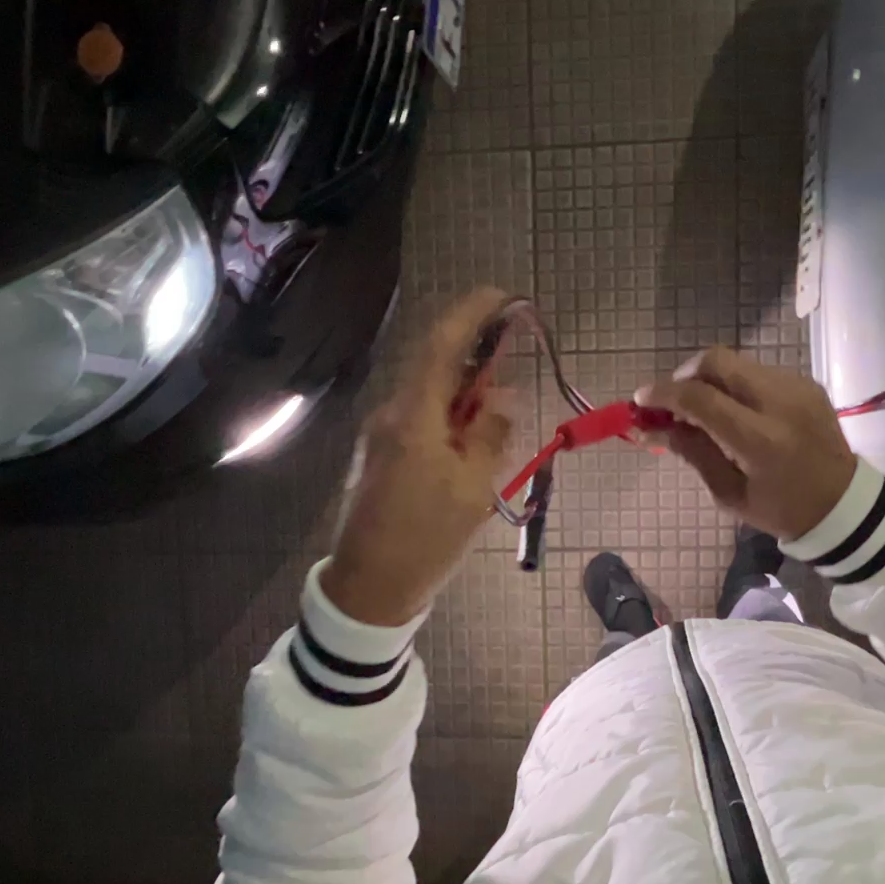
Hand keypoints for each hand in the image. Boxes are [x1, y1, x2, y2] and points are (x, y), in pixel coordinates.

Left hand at [321, 288, 518, 625]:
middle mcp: (392, 414)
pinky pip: (423, 423)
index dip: (471, 313)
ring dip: (467, 400)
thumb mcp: (473, 489)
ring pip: (432, 399)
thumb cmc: (426, 539)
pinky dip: (452, 423)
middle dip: (478, 362)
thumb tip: (503, 397)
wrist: (369, 588)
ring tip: (499, 428)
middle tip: (515, 372)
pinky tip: (473, 451)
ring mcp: (383, 436)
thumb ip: (491, 434)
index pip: (441, 344)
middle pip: (437, 369)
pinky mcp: (383, 457)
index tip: (502, 296)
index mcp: (413, 416)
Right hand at [637, 348, 856, 539]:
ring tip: (700, 408)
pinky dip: (735, 385)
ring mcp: (797, 387)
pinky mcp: (806, 383)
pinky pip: (758, 372)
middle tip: (671, 400)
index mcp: (760, 439)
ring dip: (710, 379)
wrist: (845, 505)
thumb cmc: (782, 509)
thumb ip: (692, 453)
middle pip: (718, 361)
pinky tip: (732, 410)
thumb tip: (652, 428)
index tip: (641, 400)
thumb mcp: (729, 493)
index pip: (700, 398)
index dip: (664, 394)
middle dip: (684, 374)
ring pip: (737, 363)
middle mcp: (780, 402)